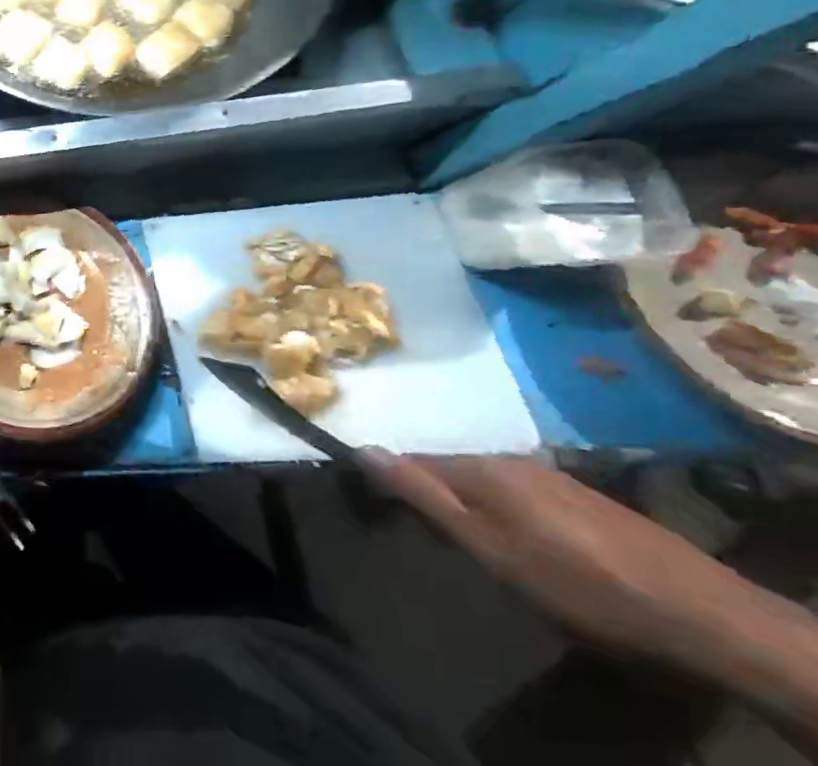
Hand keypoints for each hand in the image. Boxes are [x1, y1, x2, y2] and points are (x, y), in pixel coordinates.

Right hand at [359, 451, 780, 663]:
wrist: (702, 616)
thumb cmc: (572, 584)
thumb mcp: (483, 546)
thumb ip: (421, 495)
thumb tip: (362, 447)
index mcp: (482, 468)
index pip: (411, 461)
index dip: (392, 485)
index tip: (389, 517)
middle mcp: (512, 461)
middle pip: (449, 471)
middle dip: (432, 499)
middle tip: (442, 544)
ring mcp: (554, 478)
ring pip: (485, 484)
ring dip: (469, 508)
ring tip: (481, 550)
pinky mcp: (585, 500)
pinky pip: (519, 496)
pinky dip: (504, 514)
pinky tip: (526, 548)